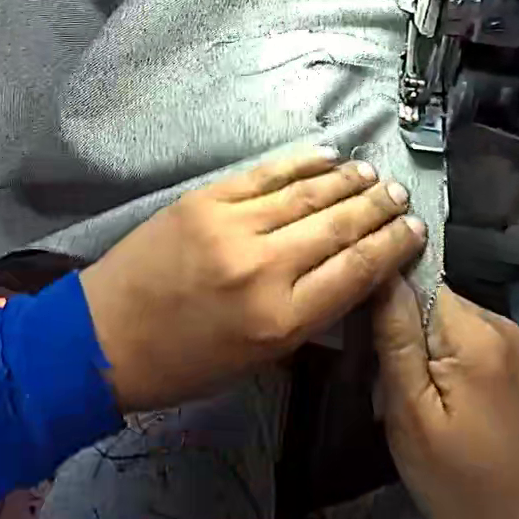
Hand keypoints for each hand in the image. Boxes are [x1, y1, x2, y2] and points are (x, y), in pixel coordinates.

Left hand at [81, 147, 426, 411]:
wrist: (104, 337)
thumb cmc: (185, 363)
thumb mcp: (259, 358)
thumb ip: (311, 315)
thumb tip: (355, 273)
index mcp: (280, 320)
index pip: (356, 271)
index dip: (393, 246)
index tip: (414, 230)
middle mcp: (263, 268)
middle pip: (340, 226)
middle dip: (379, 208)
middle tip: (401, 195)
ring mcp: (232, 227)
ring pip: (309, 194)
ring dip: (349, 181)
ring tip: (374, 174)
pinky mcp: (205, 200)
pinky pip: (266, 174)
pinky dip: (302, 162)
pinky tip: (328, 155)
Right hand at [374, 281, 518, 518]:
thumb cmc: (455, 481)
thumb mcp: (409, 412)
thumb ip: (395, 336)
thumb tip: (383, 272)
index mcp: (476, 334)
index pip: (418, 279)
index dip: (385, 296)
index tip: (363, 328)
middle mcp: (498, 324)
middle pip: (429, 295)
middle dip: (399, 324)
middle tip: (383, 375)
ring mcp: (507, 339)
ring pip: (440, 314)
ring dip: (415, 340)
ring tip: (404, 388)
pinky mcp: (507, 357)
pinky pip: (457, 334)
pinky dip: (436, 353)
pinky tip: (430, 392)